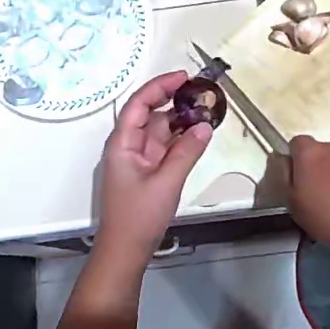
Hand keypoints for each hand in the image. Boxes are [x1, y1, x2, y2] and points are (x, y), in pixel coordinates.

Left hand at [94, 71, 212, 263]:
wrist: (125, 251)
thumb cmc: (138, 217)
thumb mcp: (166, 182)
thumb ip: (186, 152)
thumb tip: (205, 126)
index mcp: (123, 144)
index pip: (139, 104)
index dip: (160, 87)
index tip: (184, 77)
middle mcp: (129, 147)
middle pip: (151, 115)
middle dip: (174, 101)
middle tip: (202, 93)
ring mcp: (139, 161)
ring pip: (160, 132)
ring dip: (181, 121)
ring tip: (206, 110)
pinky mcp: (148, 173)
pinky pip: (165, 148)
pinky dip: (181, 140)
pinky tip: (199, 135)